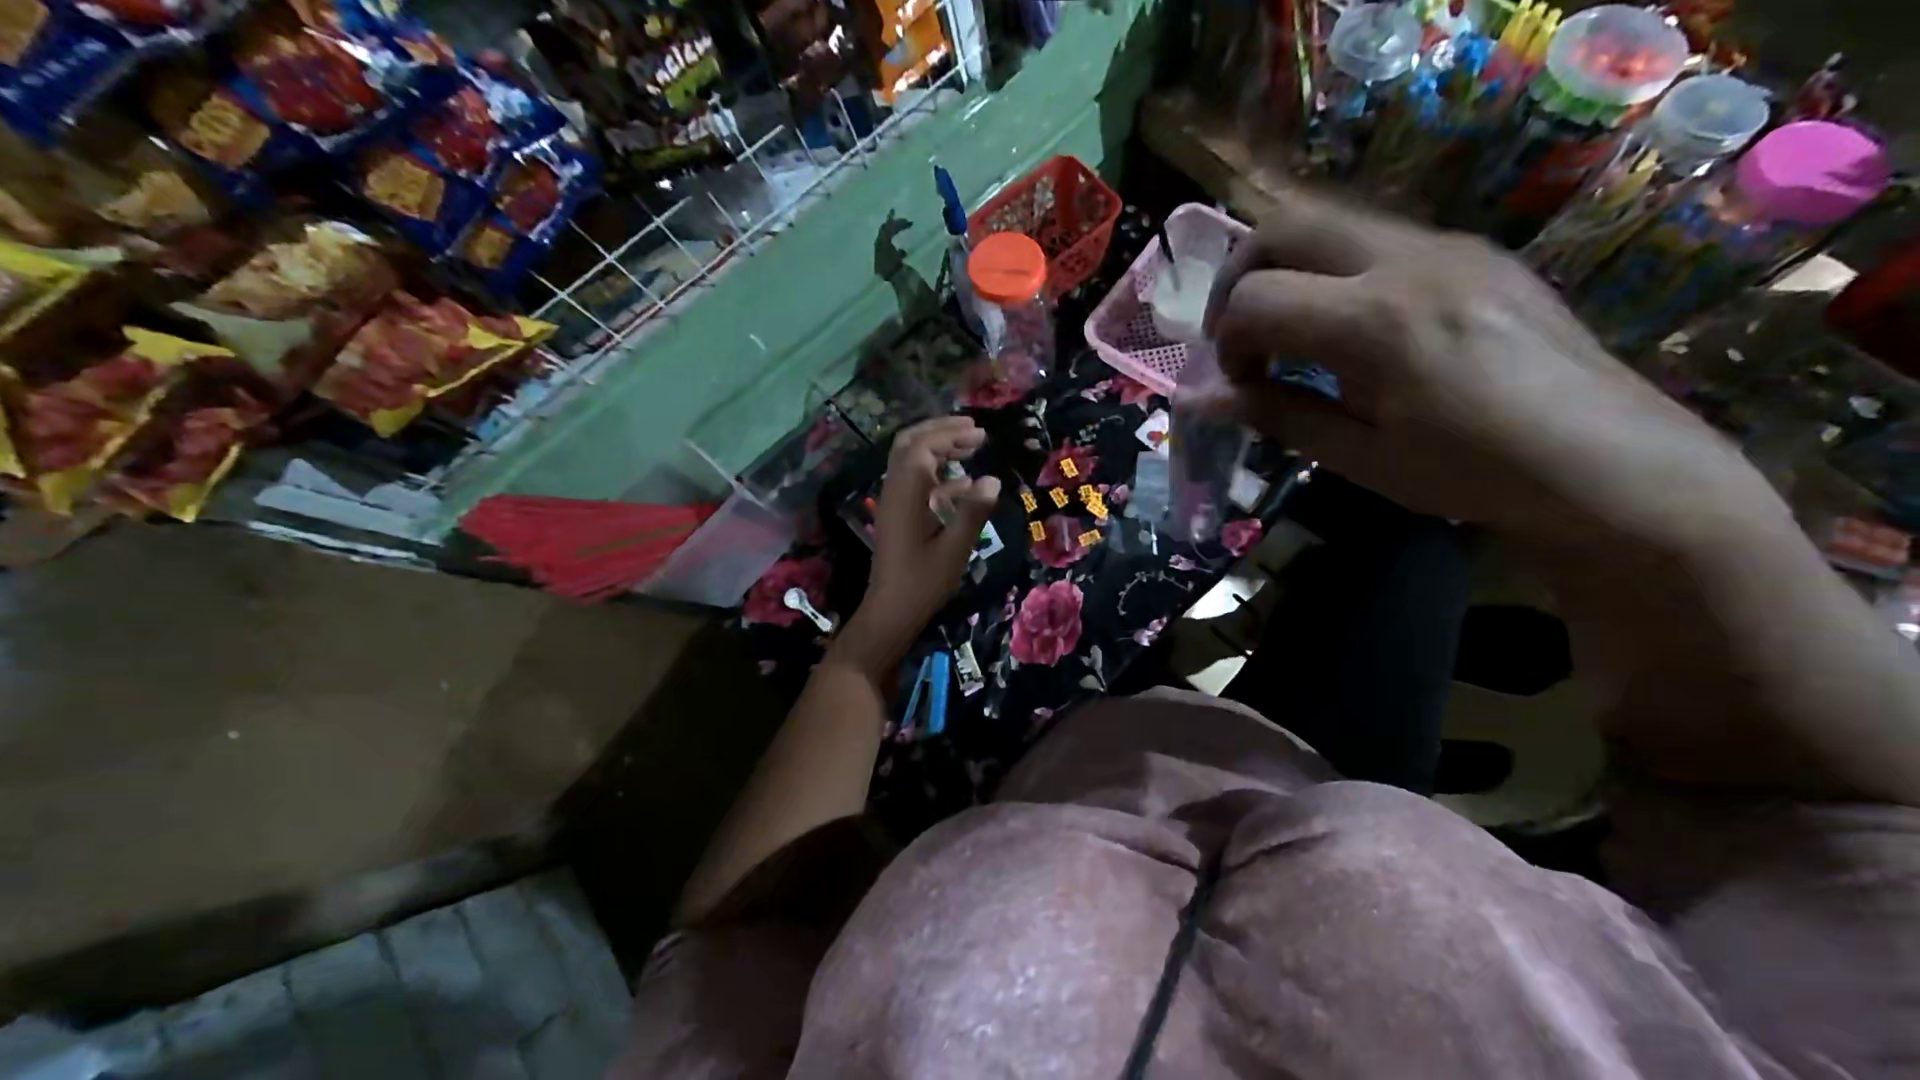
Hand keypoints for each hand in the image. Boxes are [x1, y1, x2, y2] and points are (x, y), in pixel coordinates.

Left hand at [832, 416, 1001, 675]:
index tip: (979, 434)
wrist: (890, 611)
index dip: (949, 435)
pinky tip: (964, 484)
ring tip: (971, 447)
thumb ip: (972, 512)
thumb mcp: (954, 549)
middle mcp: (894, 490)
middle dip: (940, 431)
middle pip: (910, 444)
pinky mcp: (898, 516)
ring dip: (938, 449)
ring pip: (911, 461)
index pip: (922, 448)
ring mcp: (893, 502)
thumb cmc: (922, 583)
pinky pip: (915, 482)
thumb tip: (991, 479)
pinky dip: (937, 475)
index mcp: (905, 494)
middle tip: (972, 429)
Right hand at [1205, 193, 1770, 546]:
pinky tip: (1350, 329)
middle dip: (1238, 278)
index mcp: (1375, 323)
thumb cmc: (1471, 474)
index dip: (1225, 343)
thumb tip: (1197, 400)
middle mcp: (1409, 261)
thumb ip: (1274, 413)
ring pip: (1330, 221)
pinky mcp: (1474, 251)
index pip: (1254, 299)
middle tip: (1238, 333)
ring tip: (1289, 331)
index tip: (1239, 385)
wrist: (1609, 463)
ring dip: (1286, 269)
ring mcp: (1448, 246)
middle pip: (1284, 226)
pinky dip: (1334, 272)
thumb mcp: (1359, 456)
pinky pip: (1377, 238)